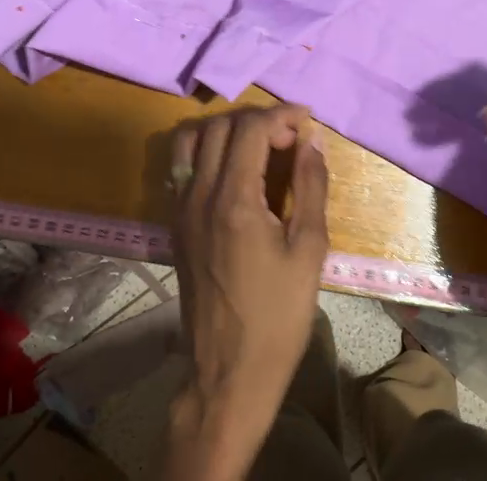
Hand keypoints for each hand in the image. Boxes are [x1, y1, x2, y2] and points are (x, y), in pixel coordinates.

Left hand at [165, 105, 329, 480]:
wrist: (229, 370)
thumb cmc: (279, 314)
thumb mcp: (309, 249)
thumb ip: (310, 186)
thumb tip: (311, 140)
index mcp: (234, 200)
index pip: (250, 129)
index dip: (280, 115)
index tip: (306, 120)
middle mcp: (199, 196)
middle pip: (219, 127)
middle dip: (256, 119)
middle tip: (289, 135)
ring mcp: (181, 210)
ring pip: (191, 141)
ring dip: (225, 130)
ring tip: (258, 145)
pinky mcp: (175, 225)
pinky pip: (181, 168)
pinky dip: (205, 151)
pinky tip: (233, 169)